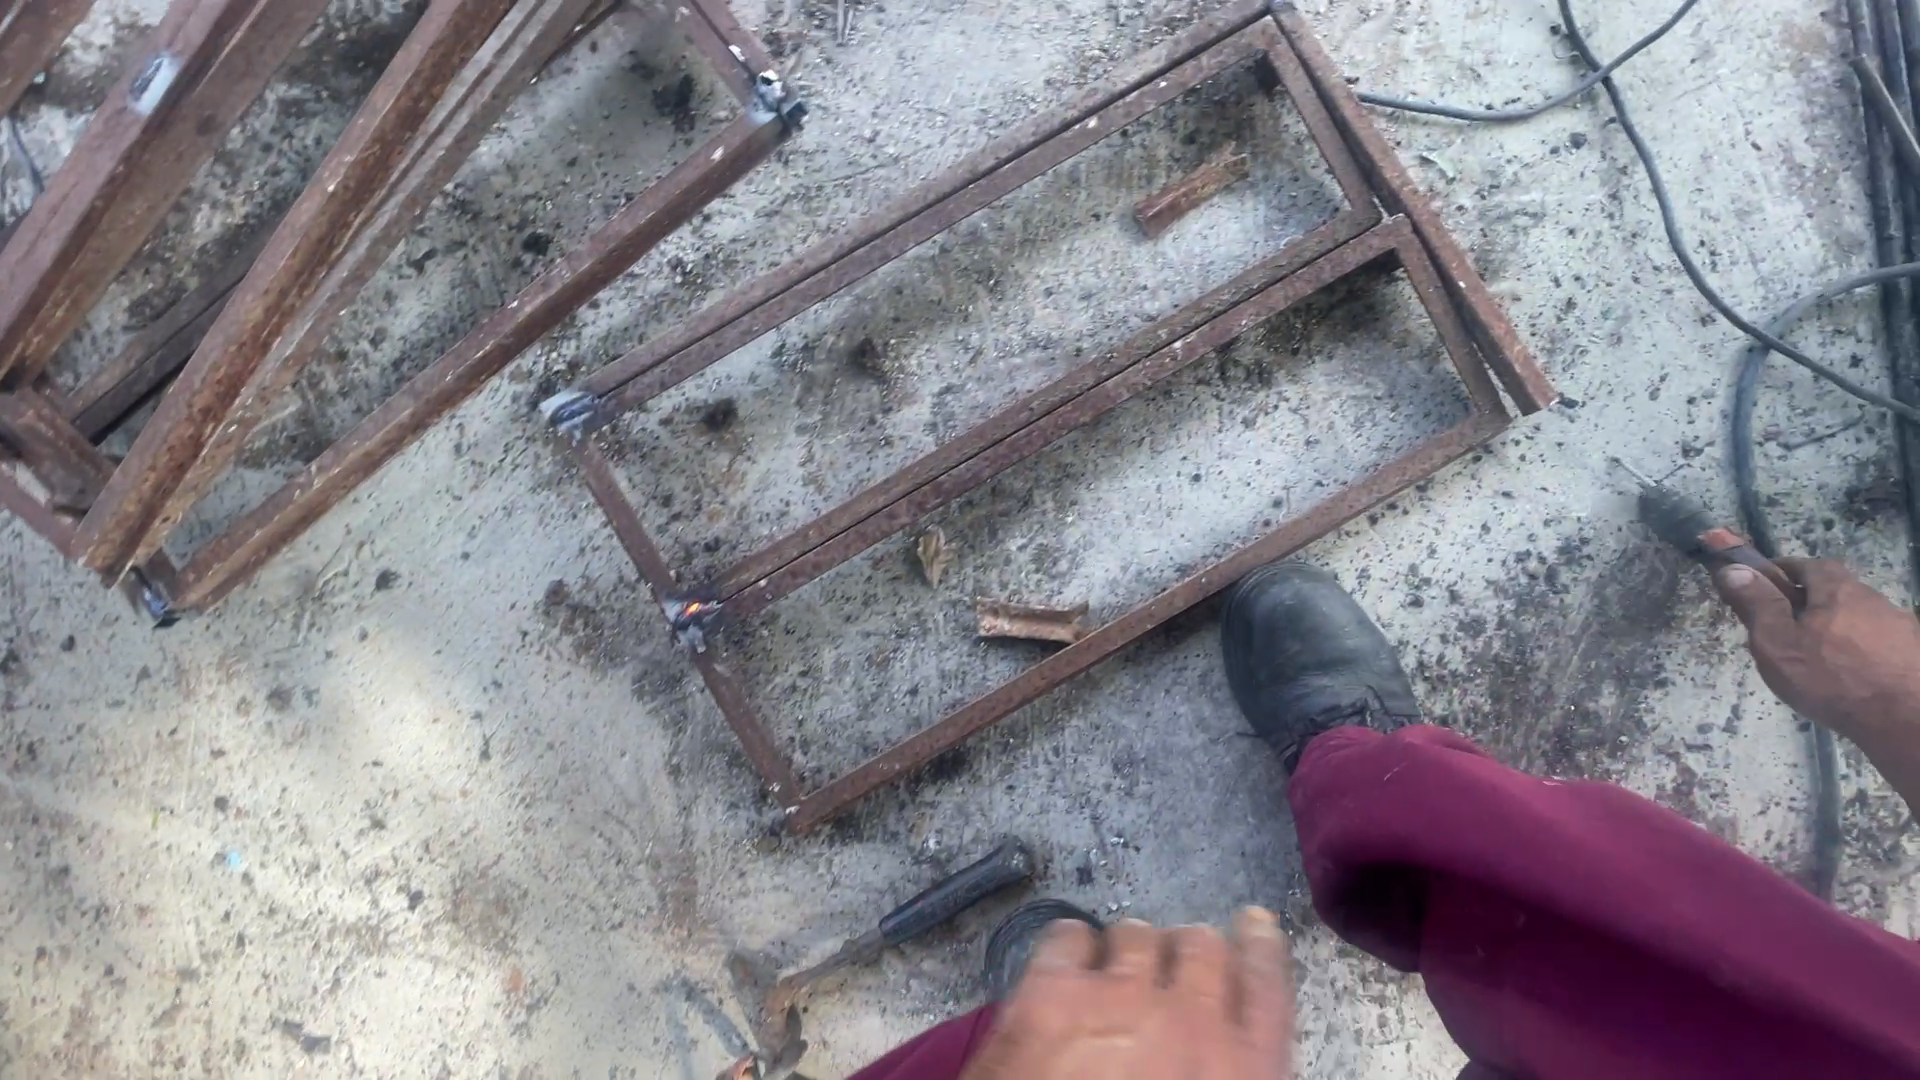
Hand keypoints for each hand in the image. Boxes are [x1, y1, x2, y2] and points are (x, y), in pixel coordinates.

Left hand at [957, 909, 1294, 1079]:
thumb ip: (1234, 1075)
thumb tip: (1232, 1057)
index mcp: (1241, 1072)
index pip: (1266, 987)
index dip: (1262, 948)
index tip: (1254, 923)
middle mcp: (1188, 1019)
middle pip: (1200, 944)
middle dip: (1188, 952)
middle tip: (1170, 970)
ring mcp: (1116, 995)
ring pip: (1135, 932)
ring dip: (1131, 951)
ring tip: (1116, 976)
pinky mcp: (1050, 988)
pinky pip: (1070, 935)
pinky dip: (1071, 947)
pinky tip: (1067, 968)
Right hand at [1714, 558, 1919, 742]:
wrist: (1908, 722)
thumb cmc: (1829, 677)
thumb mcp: (1775, 640)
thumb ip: (1756, 603)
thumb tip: (1734, 568)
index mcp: (1841, 594)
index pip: (1814, 565)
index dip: (1787, 568)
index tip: (1762, 581)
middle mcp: (1878, 604)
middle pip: (1839, 592)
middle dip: (1809, 600)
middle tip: (1779, 624)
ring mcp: (1904, 632)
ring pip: (1859, 618)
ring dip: (1834, 626)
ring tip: (1811, 654)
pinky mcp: (1915, 658)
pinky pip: (1878, 642)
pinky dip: (1857, 648)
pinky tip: (1845, 672)